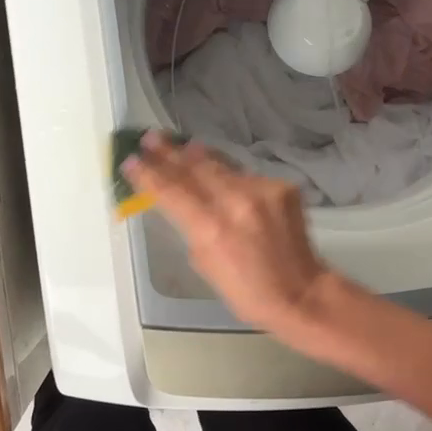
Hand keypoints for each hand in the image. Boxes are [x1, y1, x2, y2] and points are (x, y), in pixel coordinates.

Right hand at [121, 133, 332, 331]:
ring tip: (180, 146)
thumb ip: (192, 228)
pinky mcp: (280, 187)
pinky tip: (222, 177)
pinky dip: (231, 176)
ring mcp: (261, 190)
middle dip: (169, 153)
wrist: (301, 292)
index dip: (147, 175)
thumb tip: (182, 203)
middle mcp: (235, 201)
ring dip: (198, 157)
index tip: (130, 160)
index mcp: (211, 228)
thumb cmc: (247, 291)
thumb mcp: (205, 263)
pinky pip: (246, 176)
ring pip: (221, 167)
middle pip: (194, 169)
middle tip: (150, 138)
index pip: (171, 192)